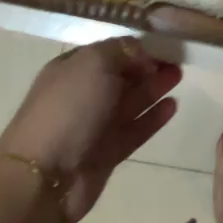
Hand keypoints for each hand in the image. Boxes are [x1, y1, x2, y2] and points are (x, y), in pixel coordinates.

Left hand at [0, 38, 181, 220]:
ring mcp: (94, 126)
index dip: (134, 46)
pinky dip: (153, 118)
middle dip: (148, 66)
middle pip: (121, 76)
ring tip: (179, 77)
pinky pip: (134, 130)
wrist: (42, 178)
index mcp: (72, 69)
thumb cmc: (68, 108)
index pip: (108, 51)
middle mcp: (82, 95)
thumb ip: (123, 50)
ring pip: (131, 102)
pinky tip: (172, 106)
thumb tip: (142, 56)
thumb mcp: (95, 62)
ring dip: (154, 88)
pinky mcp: (107, 153)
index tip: (161, 43)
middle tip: (177, 59)